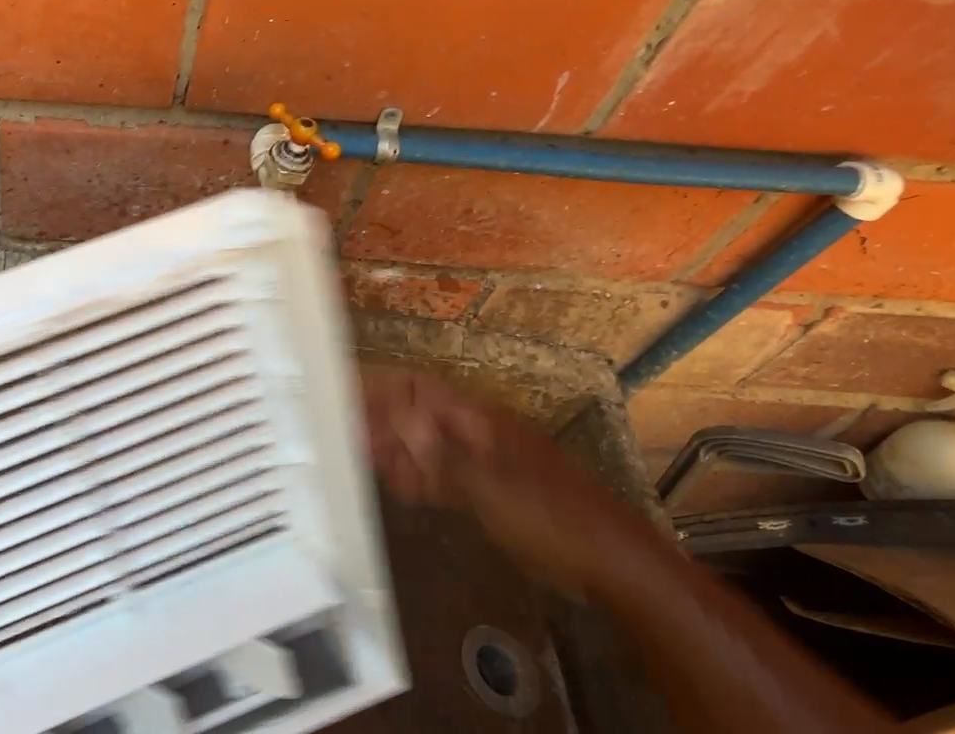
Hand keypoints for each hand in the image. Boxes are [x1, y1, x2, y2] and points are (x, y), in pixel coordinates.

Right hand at [366, 367, 672, 597]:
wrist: (613, 565)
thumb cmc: (551, 518)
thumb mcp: (488, 485)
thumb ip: (437, 453)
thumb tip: (392, 418)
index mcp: (479, 420)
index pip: (417, 387)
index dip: (379, 388)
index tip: (341, 399)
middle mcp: (477, 434)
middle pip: (417, 415)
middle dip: (380, 423)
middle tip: (344, 439)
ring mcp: (484, 464)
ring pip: (426, 447)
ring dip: (396, 453)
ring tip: (362, 463)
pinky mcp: (490, 494)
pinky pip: (443, 477)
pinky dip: (418, 479)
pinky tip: (400, 489)